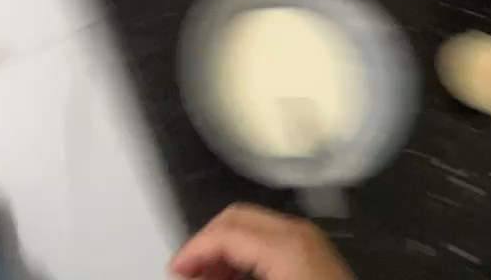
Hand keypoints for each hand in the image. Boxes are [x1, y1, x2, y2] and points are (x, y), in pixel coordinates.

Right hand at [169, 204, 356, 279]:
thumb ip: (222, 277)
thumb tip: (192, 273)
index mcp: (286, 241)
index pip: (226, 228)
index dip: (194, 247)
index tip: (175, 266)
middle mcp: (299, 231)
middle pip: (237, 218)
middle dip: (207, 243)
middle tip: (186, 270)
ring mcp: (310, 240)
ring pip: (252, 227)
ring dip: (226, 250)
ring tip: (206, 277)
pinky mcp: (315, 253)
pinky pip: (270, 242)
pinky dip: (247, 255)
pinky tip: (236, 277)